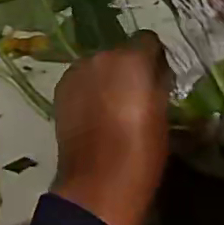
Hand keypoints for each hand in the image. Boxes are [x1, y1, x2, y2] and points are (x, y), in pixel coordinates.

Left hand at [50, 31, 172, 224]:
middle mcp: (102, 55)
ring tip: (112, 106)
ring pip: (99, 64)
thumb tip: (157, 70)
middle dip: (129, 68)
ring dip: (107, 77)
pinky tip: (93, 112)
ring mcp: (77, 69)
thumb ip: (159, 83)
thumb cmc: (141, 152)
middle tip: (136, 95)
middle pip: (121, 52)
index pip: (148, 40)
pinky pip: (81, 78)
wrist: (97, 184)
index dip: (154, 57)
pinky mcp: (61, 86)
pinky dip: (89, 88)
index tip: (158, 76)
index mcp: (132, 59)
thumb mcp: (162, 115)